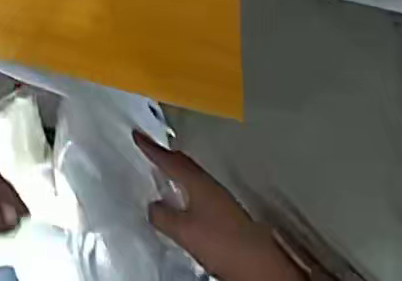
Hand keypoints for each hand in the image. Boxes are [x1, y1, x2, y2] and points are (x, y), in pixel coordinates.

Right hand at [135, 131, 304, 280]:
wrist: (265, 272)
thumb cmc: (221, 243)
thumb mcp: (182, 230)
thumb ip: (161, 214)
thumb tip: (152, 206)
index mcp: (198, 182)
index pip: (170, 159)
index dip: (151, 147)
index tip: (136, 134)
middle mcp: (211, 187)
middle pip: (185, 165)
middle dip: (166, 156)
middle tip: (150, 148)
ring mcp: (223, 202)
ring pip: (194, 179)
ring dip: (178, 173)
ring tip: (164, 172)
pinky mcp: (230, 218)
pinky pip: (200, 192)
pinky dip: (187, 189)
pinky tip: (184, 201)